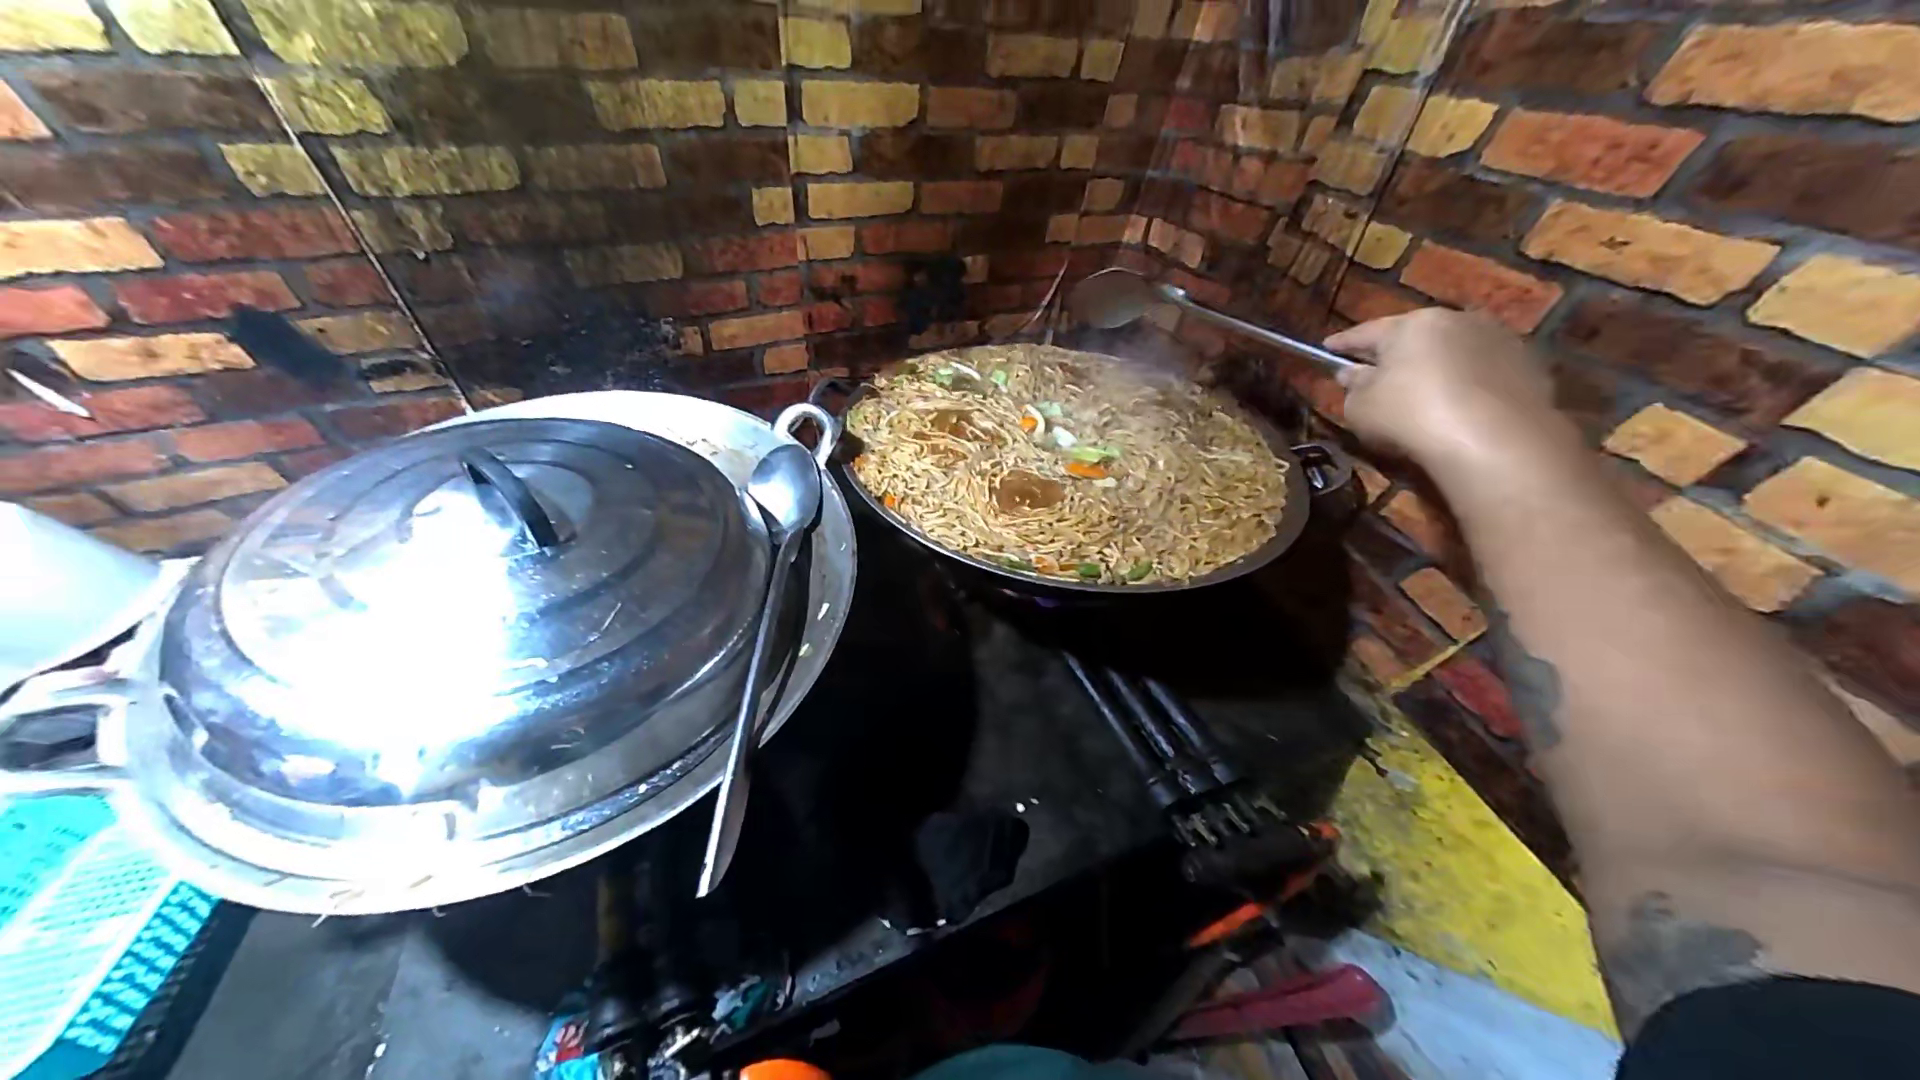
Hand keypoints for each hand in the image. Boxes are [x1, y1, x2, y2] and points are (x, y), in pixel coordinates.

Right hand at [1324, 308, 1574, 473]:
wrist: (1492, 439)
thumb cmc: (1408, 415)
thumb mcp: (1359, 407)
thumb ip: (1353, 387)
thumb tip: (1354, 374)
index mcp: (1411, 325)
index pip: (1367, 331)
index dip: (1343, 342)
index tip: (1327, 346)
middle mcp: (1457, 320)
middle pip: (1415, 336)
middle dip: (1394, 352)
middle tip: (1375, 369)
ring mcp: (1499, 340)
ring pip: (1453, 350)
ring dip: (1434, 366)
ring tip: (1420, 390)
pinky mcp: (1528, 366)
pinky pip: (1481, 372)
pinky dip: (1465, 384)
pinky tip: (1456, 406)